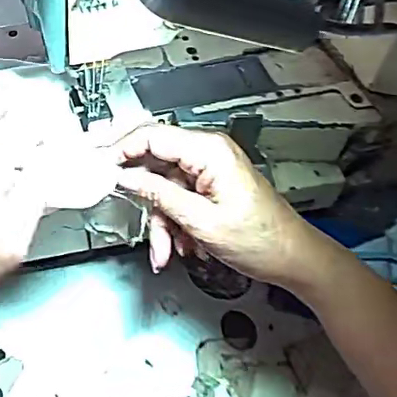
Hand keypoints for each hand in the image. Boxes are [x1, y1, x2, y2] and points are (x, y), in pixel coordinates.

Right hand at [113, 124, 347, 291]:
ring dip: (162, 221)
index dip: (121, 150)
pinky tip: (182, 245)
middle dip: (147, 200)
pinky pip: (177, 197)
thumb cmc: (262, 240)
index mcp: (208, 150)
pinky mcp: (210, 183)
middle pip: (155, 164)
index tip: (100, 166)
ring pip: (163, 187)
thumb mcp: (200, 220)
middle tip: (137, 219)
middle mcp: (207, 152)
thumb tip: (125, 176)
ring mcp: (208, 168)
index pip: (151, 136)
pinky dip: (174, 222)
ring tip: (169, 250)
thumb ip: (157, 194)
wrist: (296, 260)